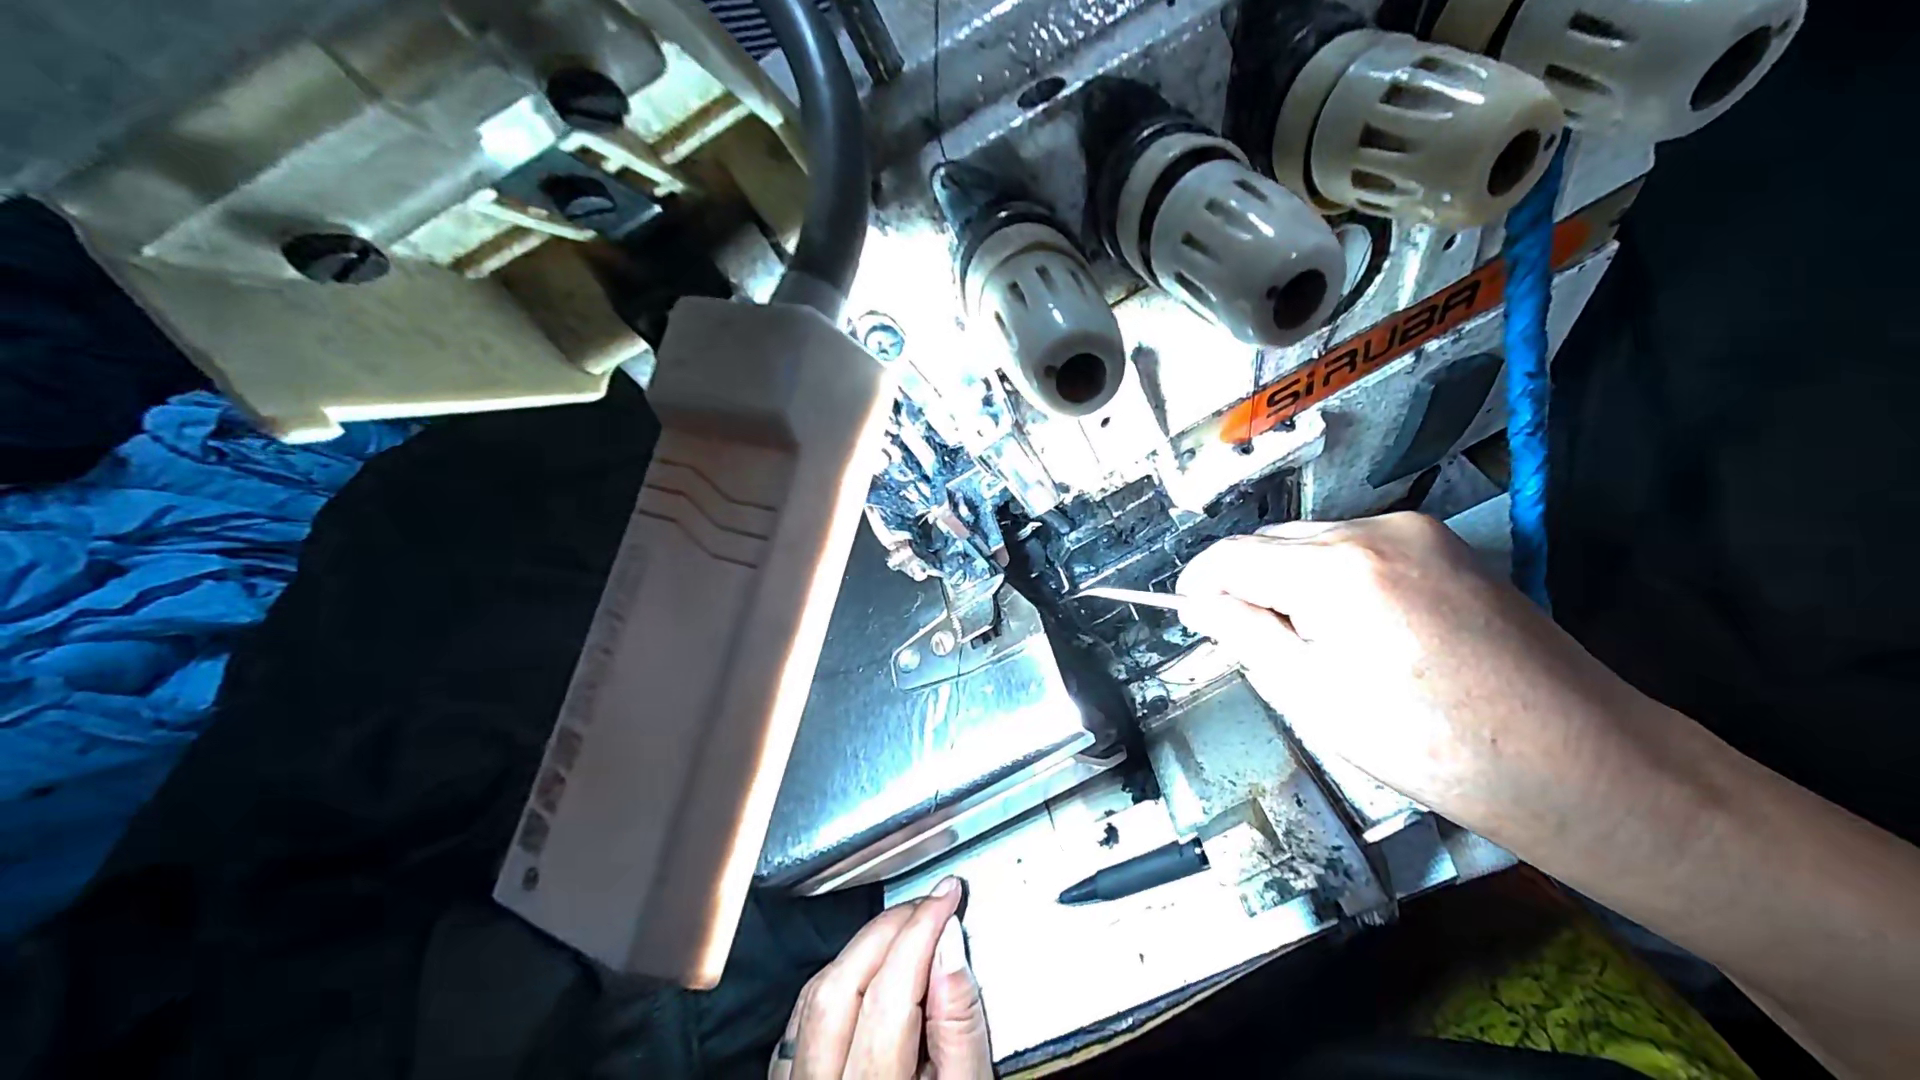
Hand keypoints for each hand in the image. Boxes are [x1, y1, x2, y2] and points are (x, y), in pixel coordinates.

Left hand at [770, 876, 991, 1079]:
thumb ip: (960, 1024)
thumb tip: (950, 943)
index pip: (892, 993)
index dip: (923, 930)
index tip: (949, 895)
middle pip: (843, 985)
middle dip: (891, 928)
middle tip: (931, 903)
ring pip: (816, 992)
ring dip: (864, 945)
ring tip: (908, 925)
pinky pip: (803, 1012)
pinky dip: (840, 973)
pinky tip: (869, 963)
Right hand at [1175, 513, 1646, 819]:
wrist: (1578, 761)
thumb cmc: (1434, 746)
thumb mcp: (1312, 697)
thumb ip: (1244, 636)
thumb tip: (1199, 604)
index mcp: (1337, 571)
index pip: (1233, 555)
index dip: (1199, 582)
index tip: (1187, 610)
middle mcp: (1377, 530)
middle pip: (1270, 540)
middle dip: (1244, 581)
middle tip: (1245, 636)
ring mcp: (1417, 531)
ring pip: (1312, 540)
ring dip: (1286, 577)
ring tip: (1304, 638)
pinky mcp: (1445, 543)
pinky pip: (1356, 545)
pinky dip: (1329, 575)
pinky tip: (1349, 623)